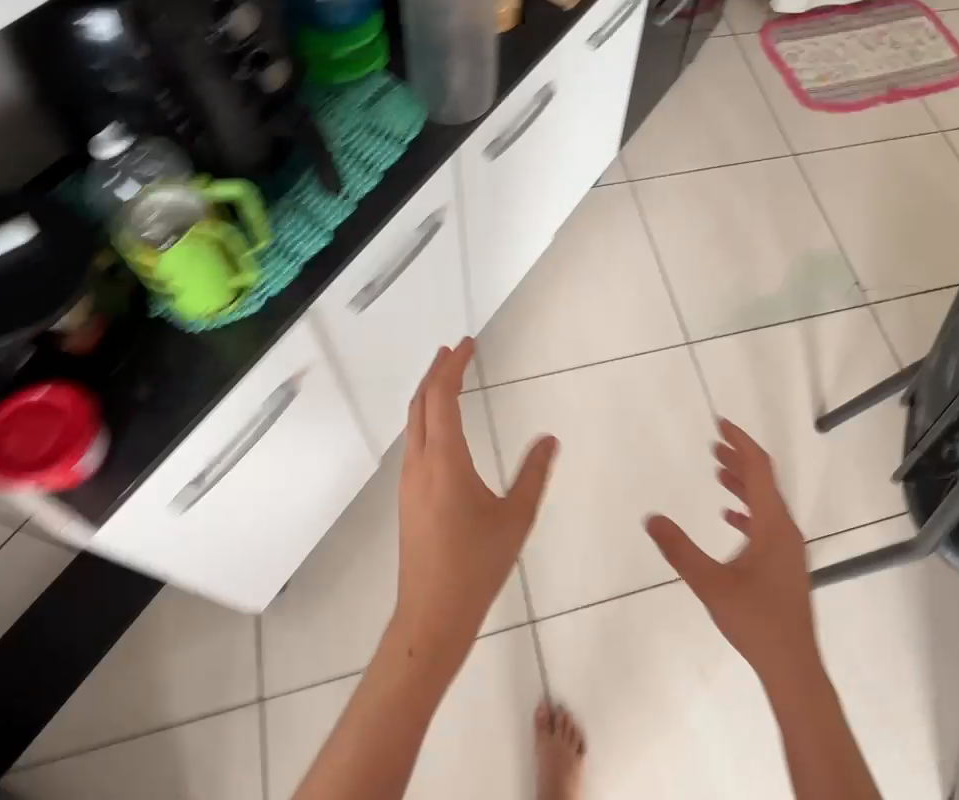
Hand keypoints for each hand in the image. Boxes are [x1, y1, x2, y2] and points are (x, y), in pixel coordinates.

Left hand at [394, 338, 557, 653]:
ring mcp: (409, 482)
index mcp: (445, 461)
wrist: (432, 614)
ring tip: (448, 377)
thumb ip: (534, 473)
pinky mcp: (408, 498)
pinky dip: (427, 418)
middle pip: (421, 404)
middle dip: (436, 372)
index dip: (453, 365)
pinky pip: (414, 442)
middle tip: (456, 349)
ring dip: (429, 394)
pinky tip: (441, 427)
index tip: (467, 343)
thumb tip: (550, 439)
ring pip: (414, 423)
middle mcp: (420, 464)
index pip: (442, 397)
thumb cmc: (477, 565)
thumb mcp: (517, 517)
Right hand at [646, 419, 819, 684]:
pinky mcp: (786, 564)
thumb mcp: (710, 584)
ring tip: (718, 470)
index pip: (759, 469)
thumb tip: (651, 518)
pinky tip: (729, 516)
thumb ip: (679, 549)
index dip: (740, 443)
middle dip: (739, 458)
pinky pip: (768, 523)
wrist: (792, 664)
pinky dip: (748, 510)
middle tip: (715, 441)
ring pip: (766, 502)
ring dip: (743, 483)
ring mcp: (789, 548)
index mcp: (772, 525)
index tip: (722, 424)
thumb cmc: (755, 621)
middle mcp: (785, 529)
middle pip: (764, 481)